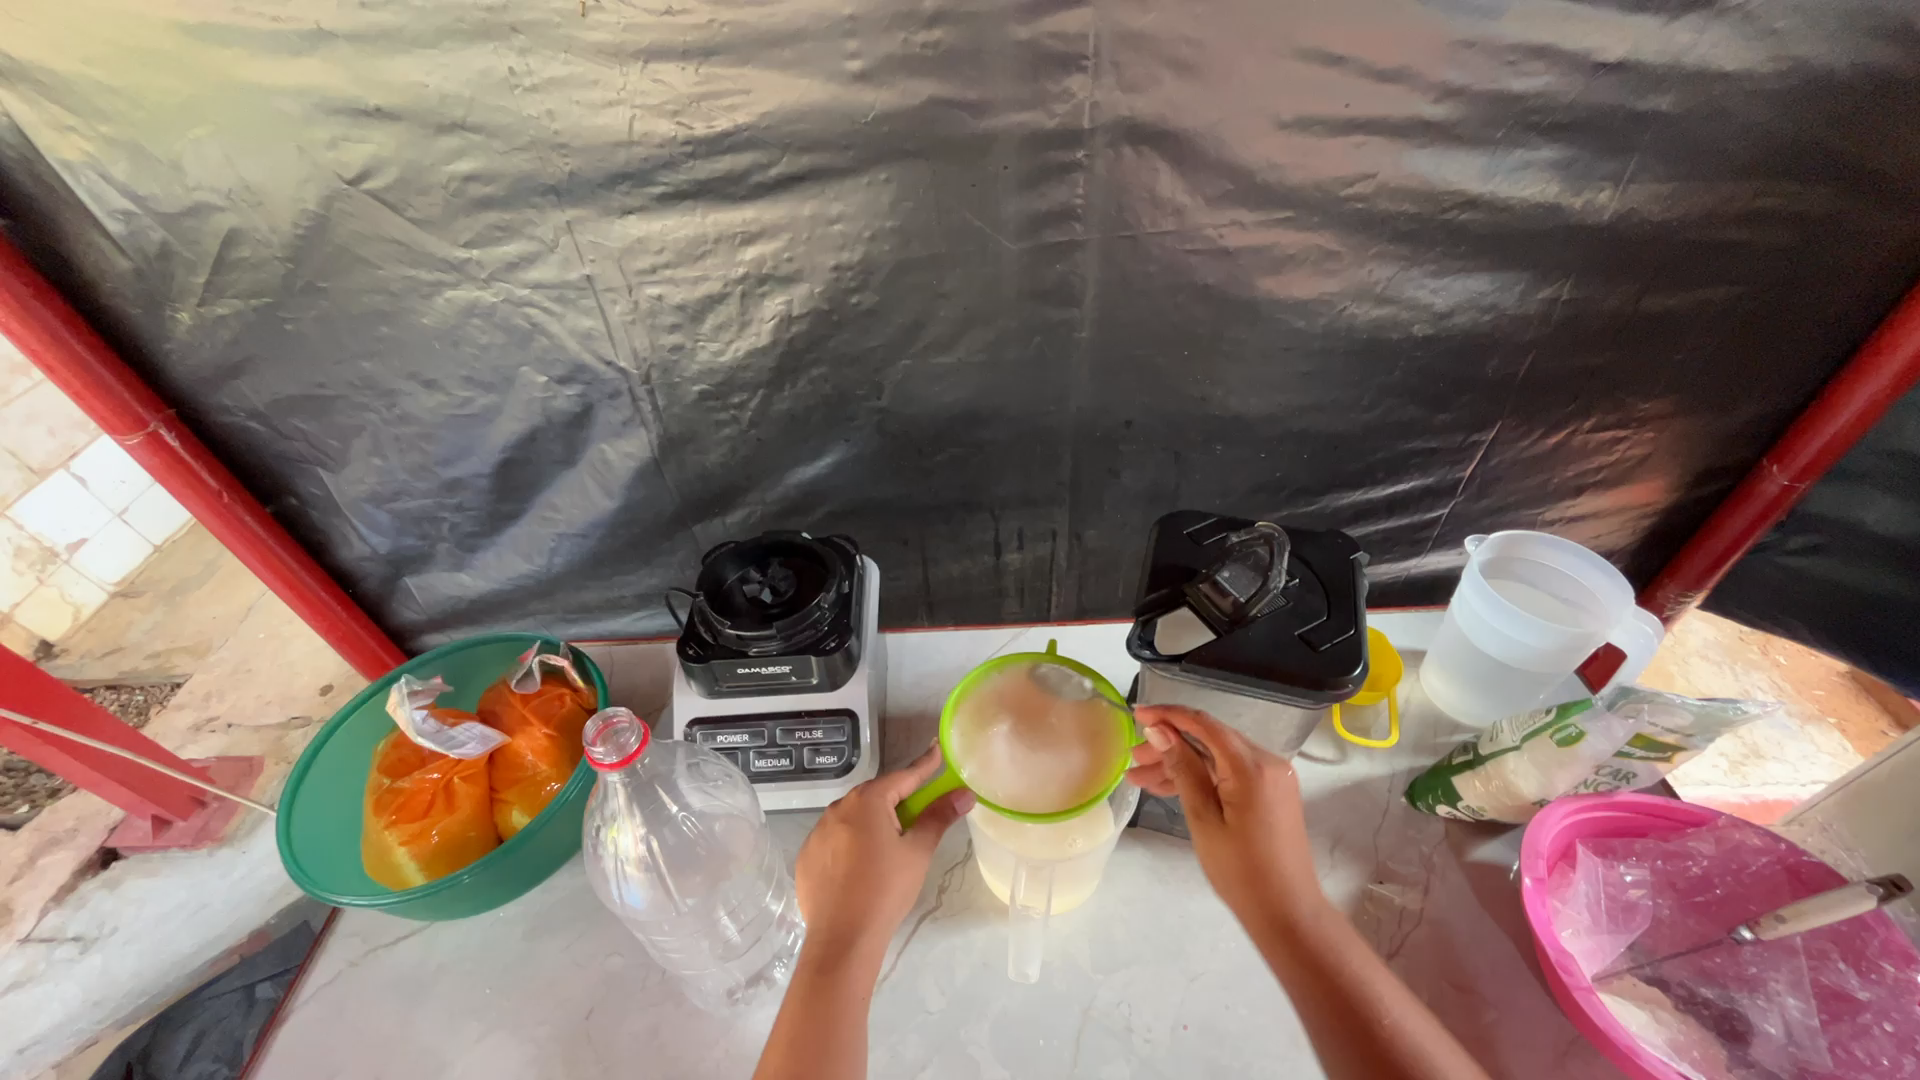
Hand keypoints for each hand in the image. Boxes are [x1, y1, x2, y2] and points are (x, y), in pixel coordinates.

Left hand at [794, 743, 975, 964]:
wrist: (842, 939)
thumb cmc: (886, 890)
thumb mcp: (917, 852)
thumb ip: (939, 817)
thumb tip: (964, 793)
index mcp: (867, 801)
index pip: (903, 776)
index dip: (924, 765)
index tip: (936, 749)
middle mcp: (838, 808)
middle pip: (876, 796)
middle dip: (898, 799)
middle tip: (918, 812)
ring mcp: (818, 832)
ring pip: (854, 817)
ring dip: (873, 822)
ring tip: (889, 846)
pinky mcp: (807, 856)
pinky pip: (835, 838)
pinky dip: (852, 842)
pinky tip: (862, 866)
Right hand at [1126, 705, 1323, 924]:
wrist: (1288, 913)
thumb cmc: (1240, 871)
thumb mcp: (1203, 818)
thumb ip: (1182, 768)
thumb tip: (1159, 730)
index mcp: (1252, 766)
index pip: (1204, 724)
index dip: (1168, 715)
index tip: (1136, 715)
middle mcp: (1267, 761)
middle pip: (1210, 738)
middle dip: (1169, 743)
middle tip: (1133, 758)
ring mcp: (1272, 776)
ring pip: (1217, 756)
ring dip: (1181, 762)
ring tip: (1141, 777)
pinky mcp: (1271, 791)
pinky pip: (1229, 771)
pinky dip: (1201, 776)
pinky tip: (1169, 787)